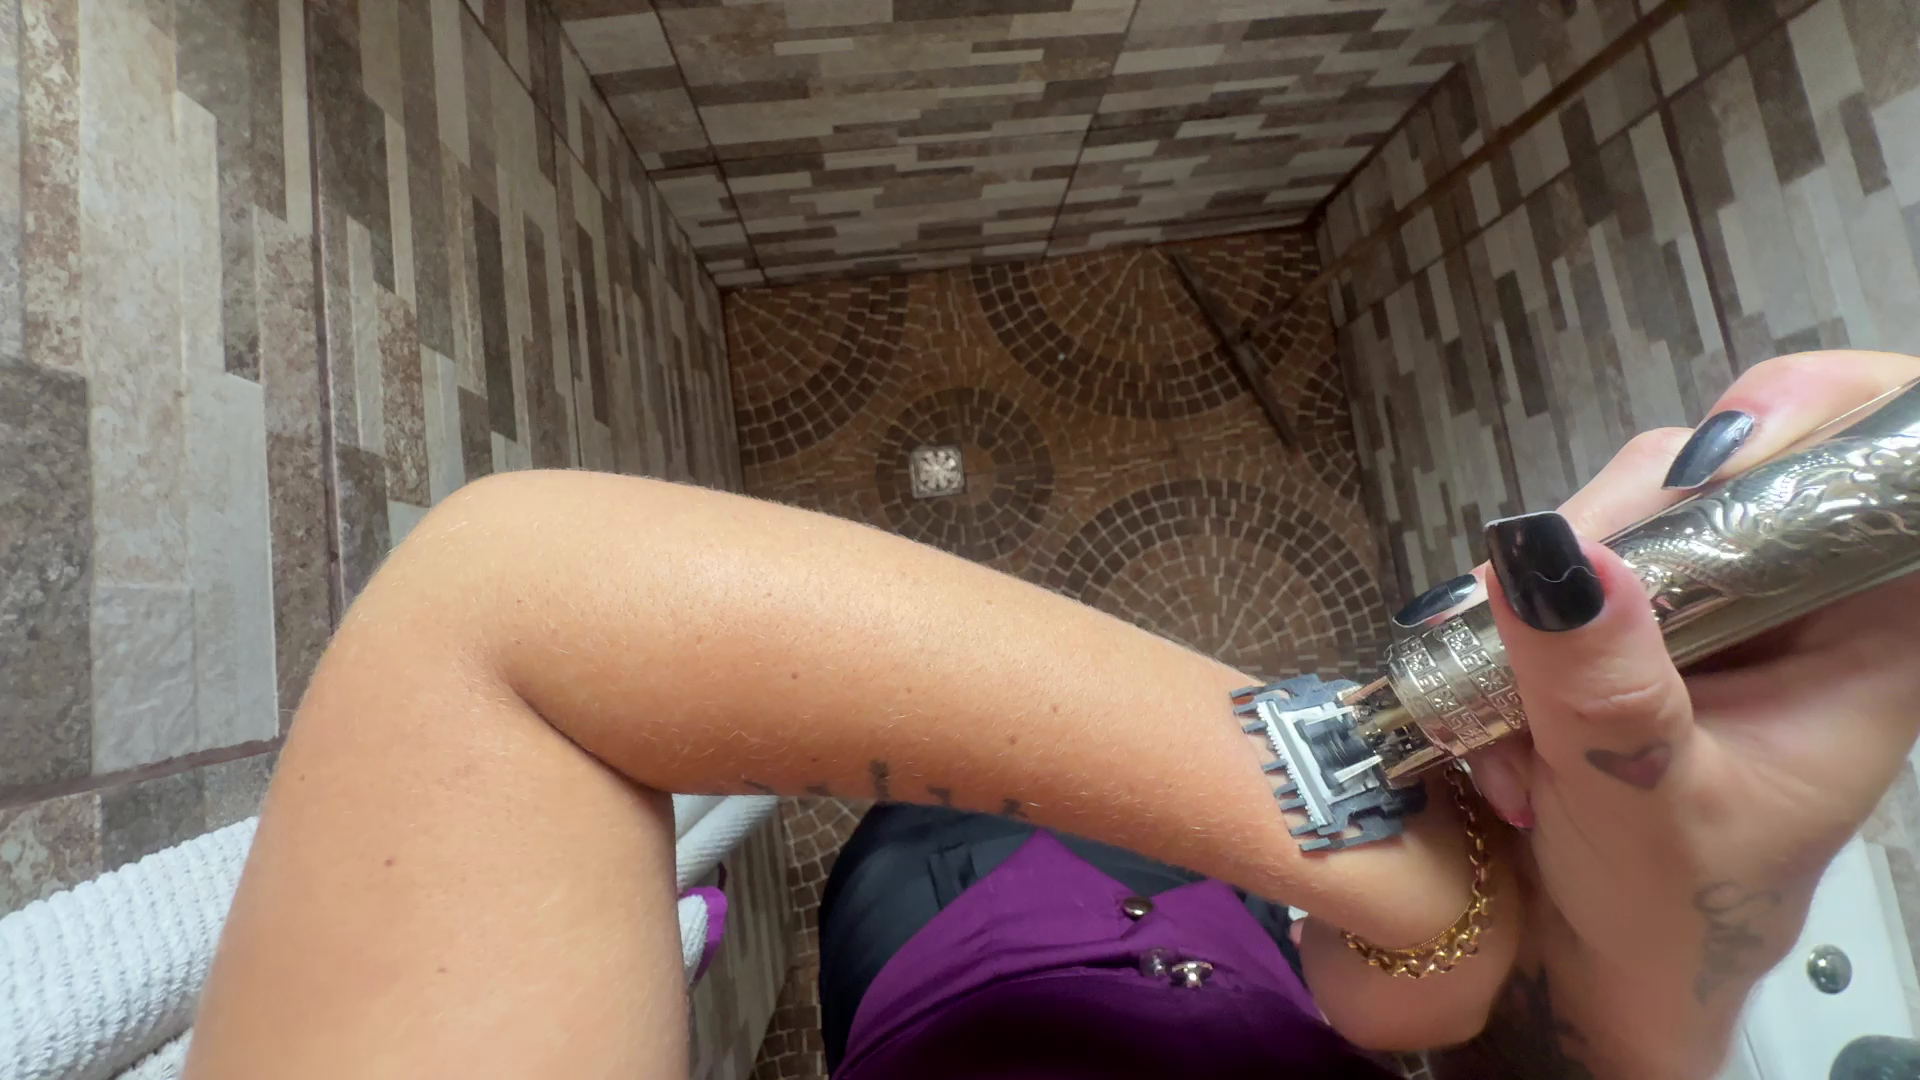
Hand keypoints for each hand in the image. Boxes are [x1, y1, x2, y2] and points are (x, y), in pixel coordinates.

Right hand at [1469, 352, 1919, 1074]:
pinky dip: (1496, 612)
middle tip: (1527, 626)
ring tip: (1503, 700)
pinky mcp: (1602, 614)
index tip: (1700, 470)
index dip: (1809, 417)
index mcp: (1870, 633)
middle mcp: (1781, 594)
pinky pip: (1540, 564)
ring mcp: (1681, 600)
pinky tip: (1487, 686)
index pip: (1887, 465)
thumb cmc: (1664, 898)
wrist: (1601, 938)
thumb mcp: (1638, 802)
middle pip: (1700, 472)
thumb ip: (1600, 686)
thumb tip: (1537, 549)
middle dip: (1597, 536)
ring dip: (1526, 593)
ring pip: (1600, 514)